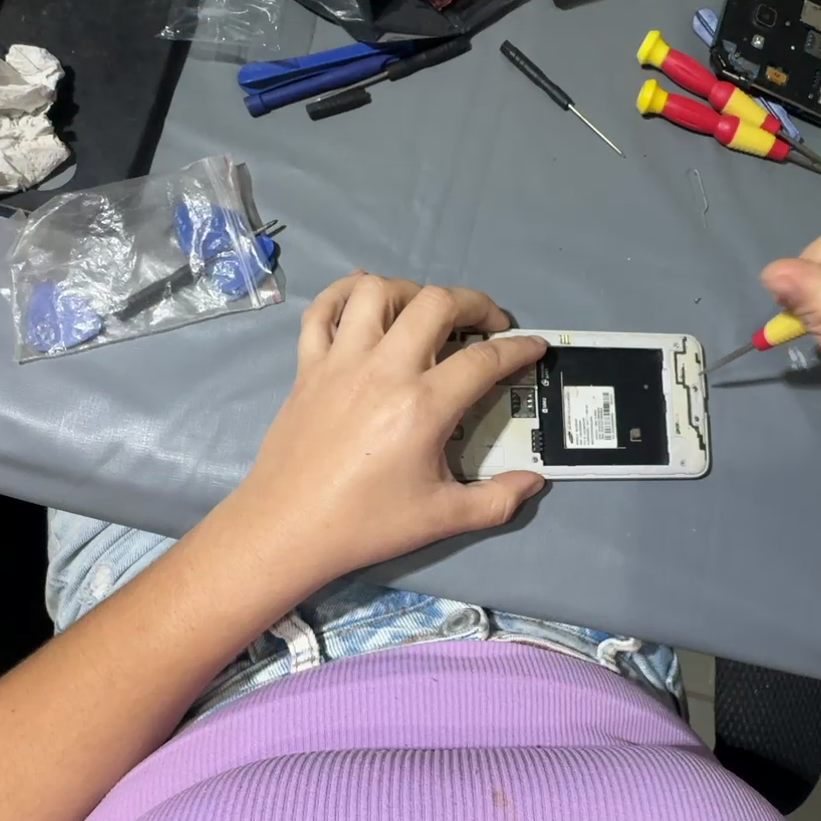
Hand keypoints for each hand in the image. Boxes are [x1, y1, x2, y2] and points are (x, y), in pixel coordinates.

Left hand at [225, 274, 547, 582]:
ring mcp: (340, 362)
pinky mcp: (307, 366)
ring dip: (412, 292)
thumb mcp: (442, 519)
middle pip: (436, 304)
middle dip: (473, 303)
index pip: (484, 359)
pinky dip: (345, 293)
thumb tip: (534, 482)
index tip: (534, 347)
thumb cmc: (366, 524)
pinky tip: (364, 301)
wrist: (286, 529)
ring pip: (377, 291)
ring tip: (427, 314)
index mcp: (423, 406)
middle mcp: (383, 369)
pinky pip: (323, 310)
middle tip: (488, 324)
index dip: (518, 348)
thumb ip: (497, 500)